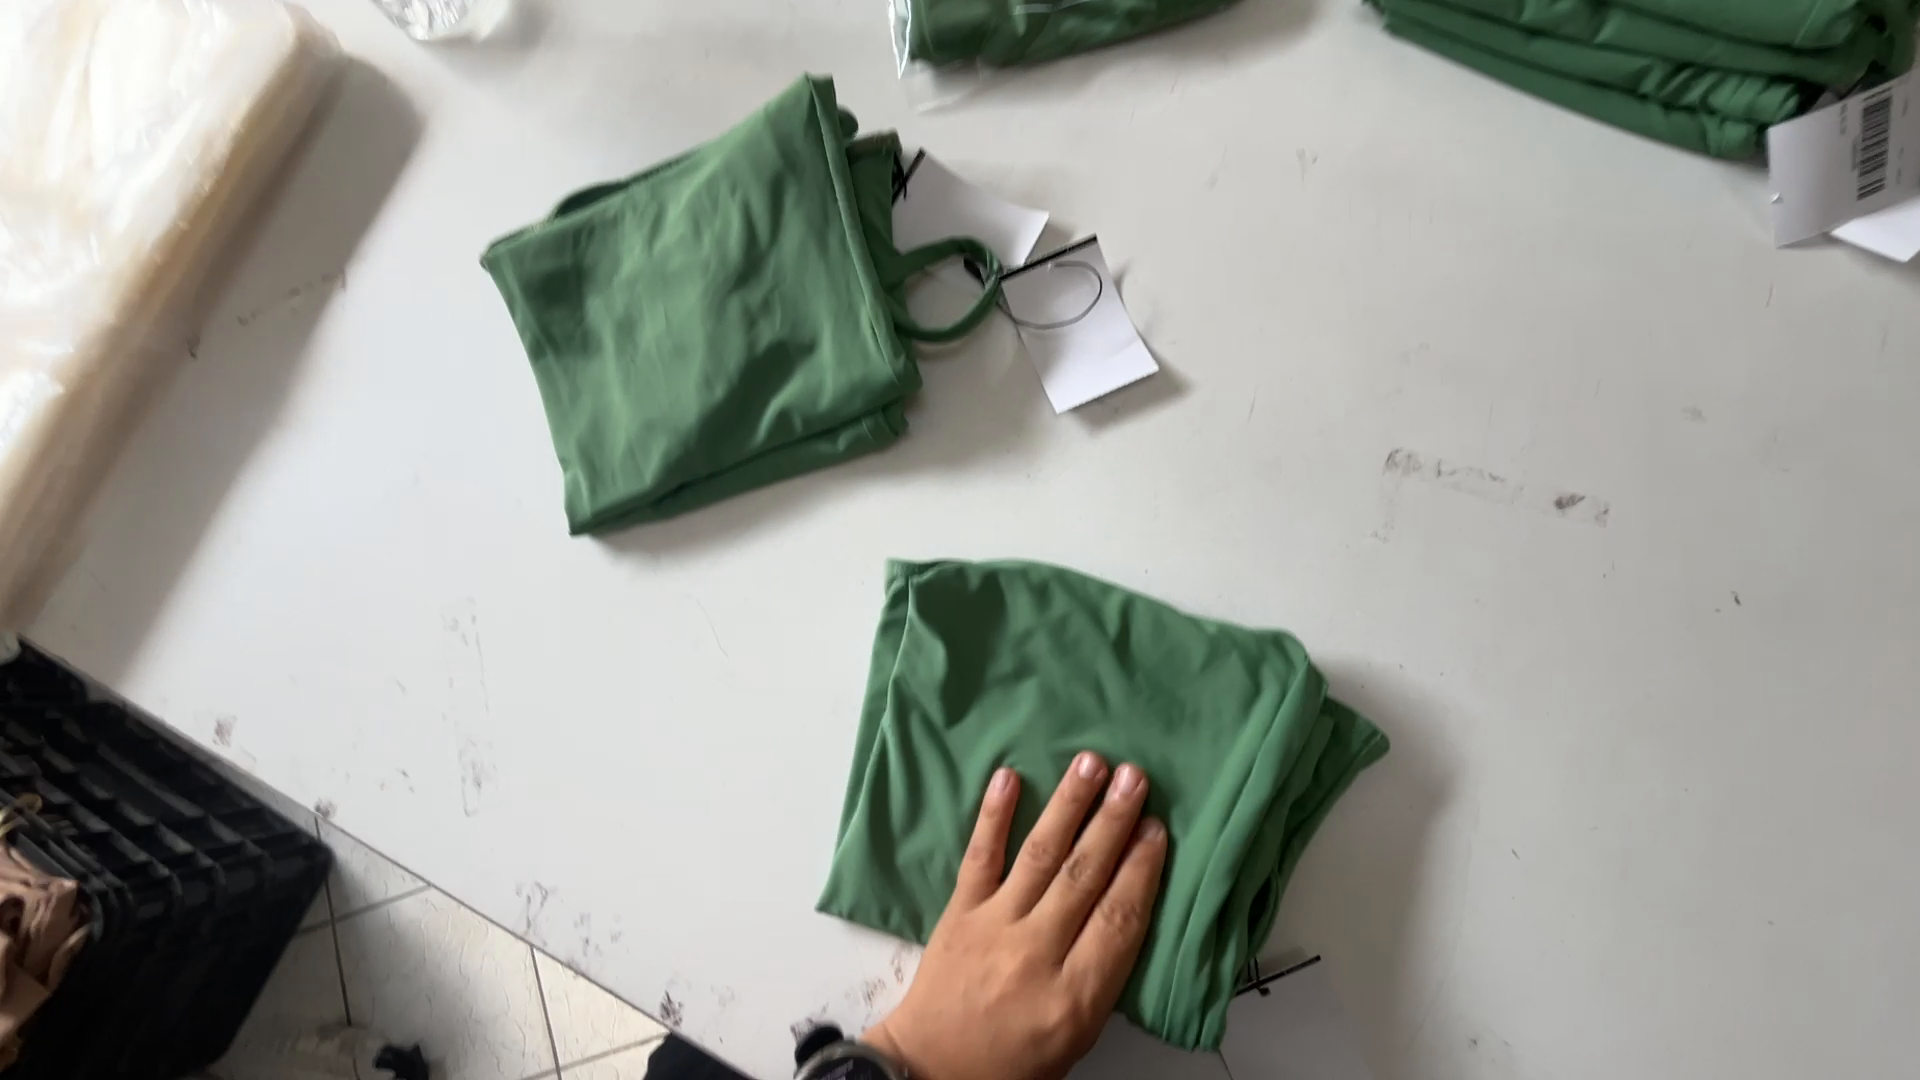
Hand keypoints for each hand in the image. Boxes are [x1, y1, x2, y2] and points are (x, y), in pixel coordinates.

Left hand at [863, 753, 1168, 1079]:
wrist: (933, 1069)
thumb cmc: (1014, 1060)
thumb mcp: (1077, 1034)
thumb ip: (1103, 973)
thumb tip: (1127, 902)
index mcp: (1074, 996)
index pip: (1118, 921)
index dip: (1141, 870)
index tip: (1157, 828)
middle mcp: (1035, 953)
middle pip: (1083, 877)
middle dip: (1112, 822)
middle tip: (1133, 778)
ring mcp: (994, 925)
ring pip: (1039, 855)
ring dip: (1068, 805)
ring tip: (1090, 763)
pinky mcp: (959, 910)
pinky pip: (980, 856)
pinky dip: (994, 815)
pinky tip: (1009, 777)